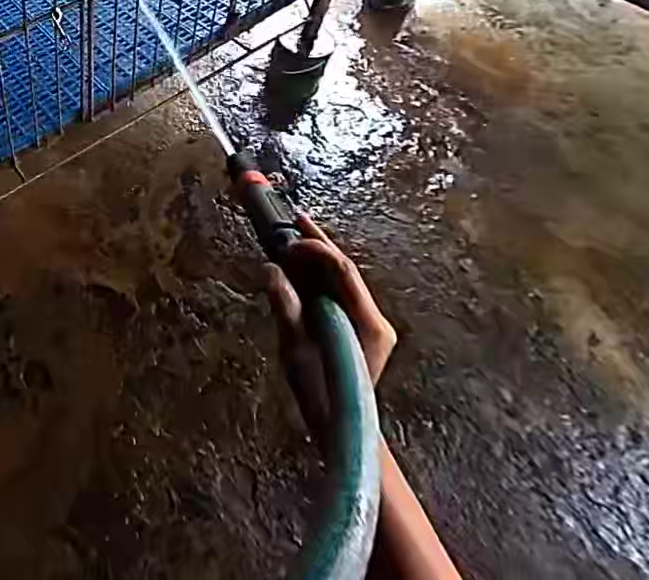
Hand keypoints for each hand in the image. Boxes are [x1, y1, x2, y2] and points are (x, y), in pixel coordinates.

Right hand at [264, 214, 398, 435]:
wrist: (341, 428)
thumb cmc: (321, 395)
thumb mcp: (296, 351)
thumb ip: (286, 309)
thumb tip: (272, 270)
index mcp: (368, 324)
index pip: (344, 270)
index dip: (317, 250)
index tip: (290, 244)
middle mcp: (375, 319)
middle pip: (345, 269)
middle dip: (318, 244)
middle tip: (295, 219)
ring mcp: (369, 323)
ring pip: (342, 278)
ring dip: (317, 256)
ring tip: (295, 232)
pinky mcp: (358, 327)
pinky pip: (338, 292)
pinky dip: (318, 275)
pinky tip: (301, 263)